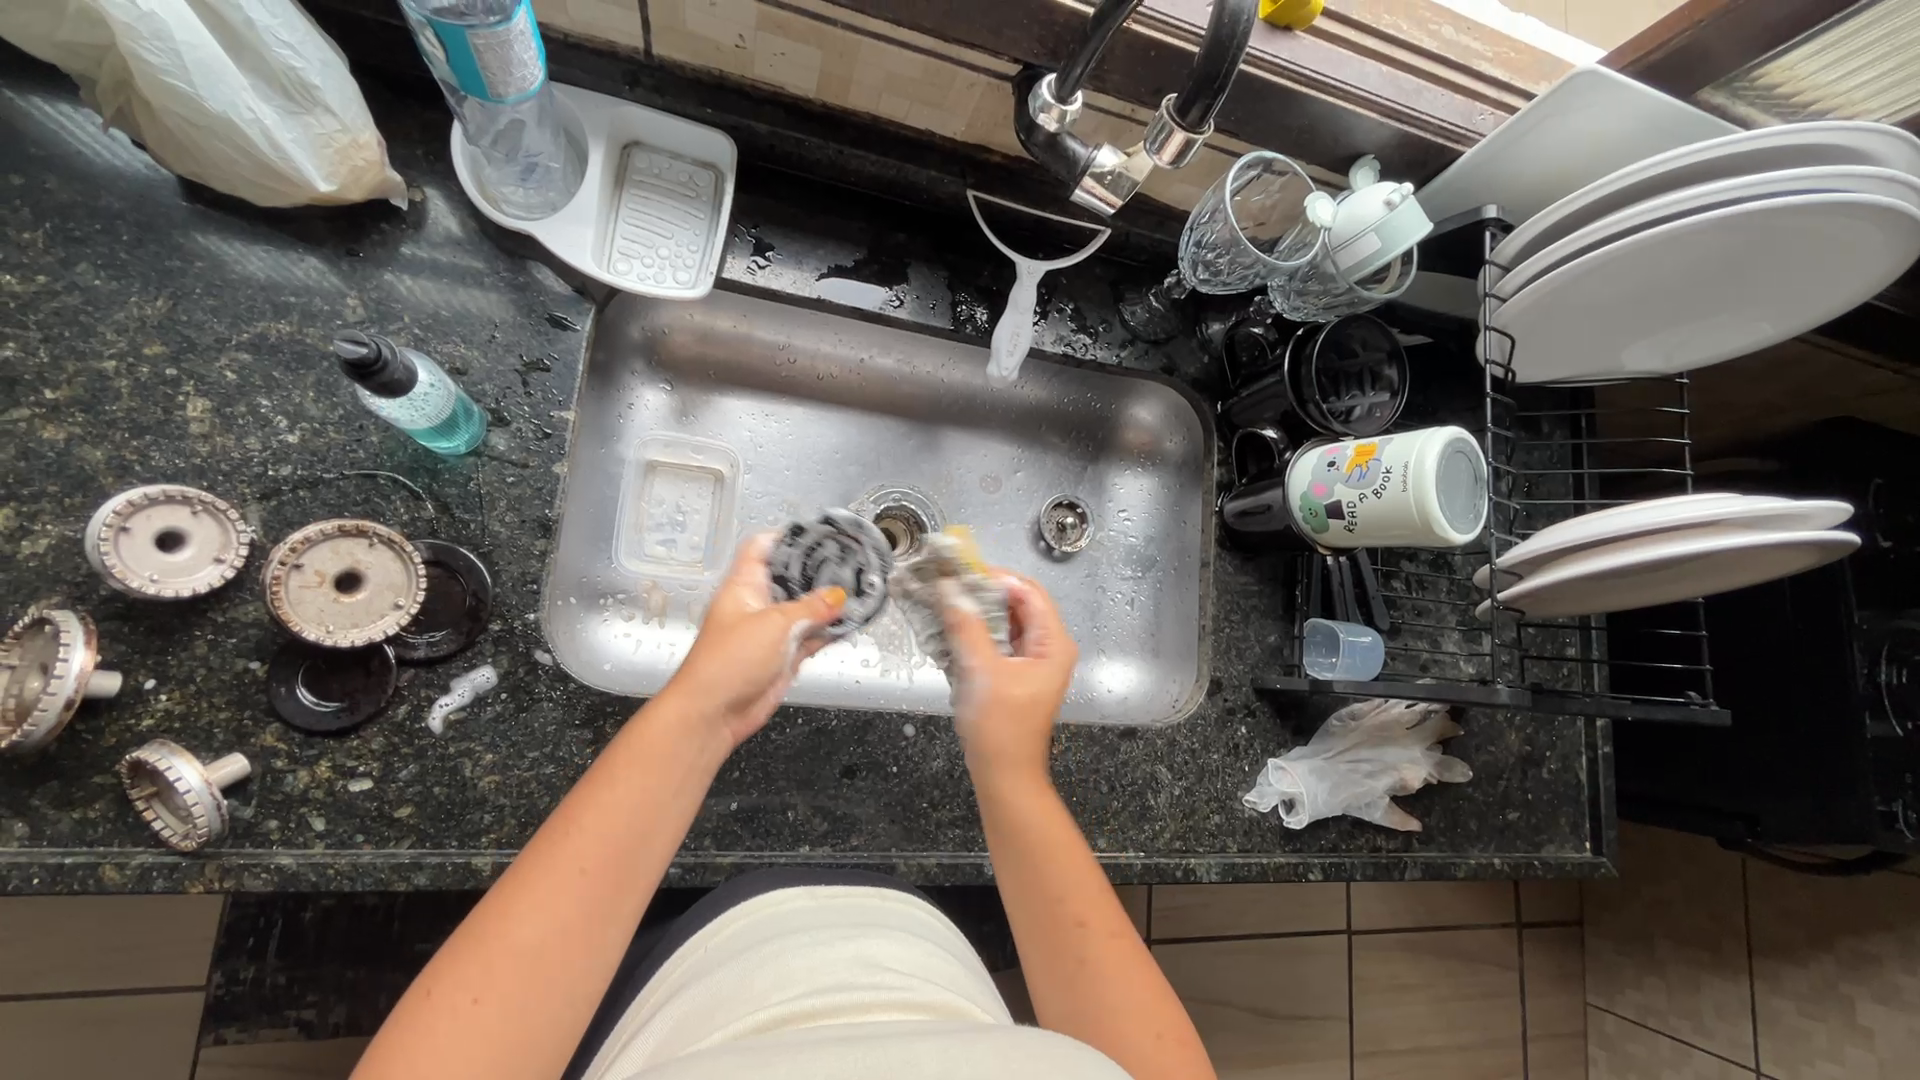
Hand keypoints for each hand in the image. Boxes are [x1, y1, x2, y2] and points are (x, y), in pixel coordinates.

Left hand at [655, 532, 845, 750]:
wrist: (714, 714)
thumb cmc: (725, 665)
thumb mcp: (775, 625)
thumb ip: (810, 608)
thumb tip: (836, 596)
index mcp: (744, 585)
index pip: (763, 547)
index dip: (787, 536)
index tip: (817, 533)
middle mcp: (757, 605)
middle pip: (790, 577)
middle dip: (818, 571)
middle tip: (847, 564)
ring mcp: (770, 631)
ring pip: (805, 609)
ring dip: (828, 604)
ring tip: (856, 592)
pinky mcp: (782, 656)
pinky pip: (811, 637)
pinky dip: (829, 631)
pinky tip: (848, 623)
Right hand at [942, 571, 1077, 785]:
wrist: (1003, 776)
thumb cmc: (1000, 728)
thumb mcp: (981, 672)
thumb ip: (965, 626)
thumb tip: (949, 588)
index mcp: (1053, 643)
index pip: (1028, 592)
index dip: (995, 577)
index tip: (959, 572)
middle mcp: (1048, 646)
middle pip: (1016, 603)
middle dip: (980, 594)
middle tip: (945, 586)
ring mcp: (1031, 660)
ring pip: (1003, 621)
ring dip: (974, 612)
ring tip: (942, 604)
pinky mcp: (1014, 672)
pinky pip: (995, 641)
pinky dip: (973, 633)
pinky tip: (949, 630)